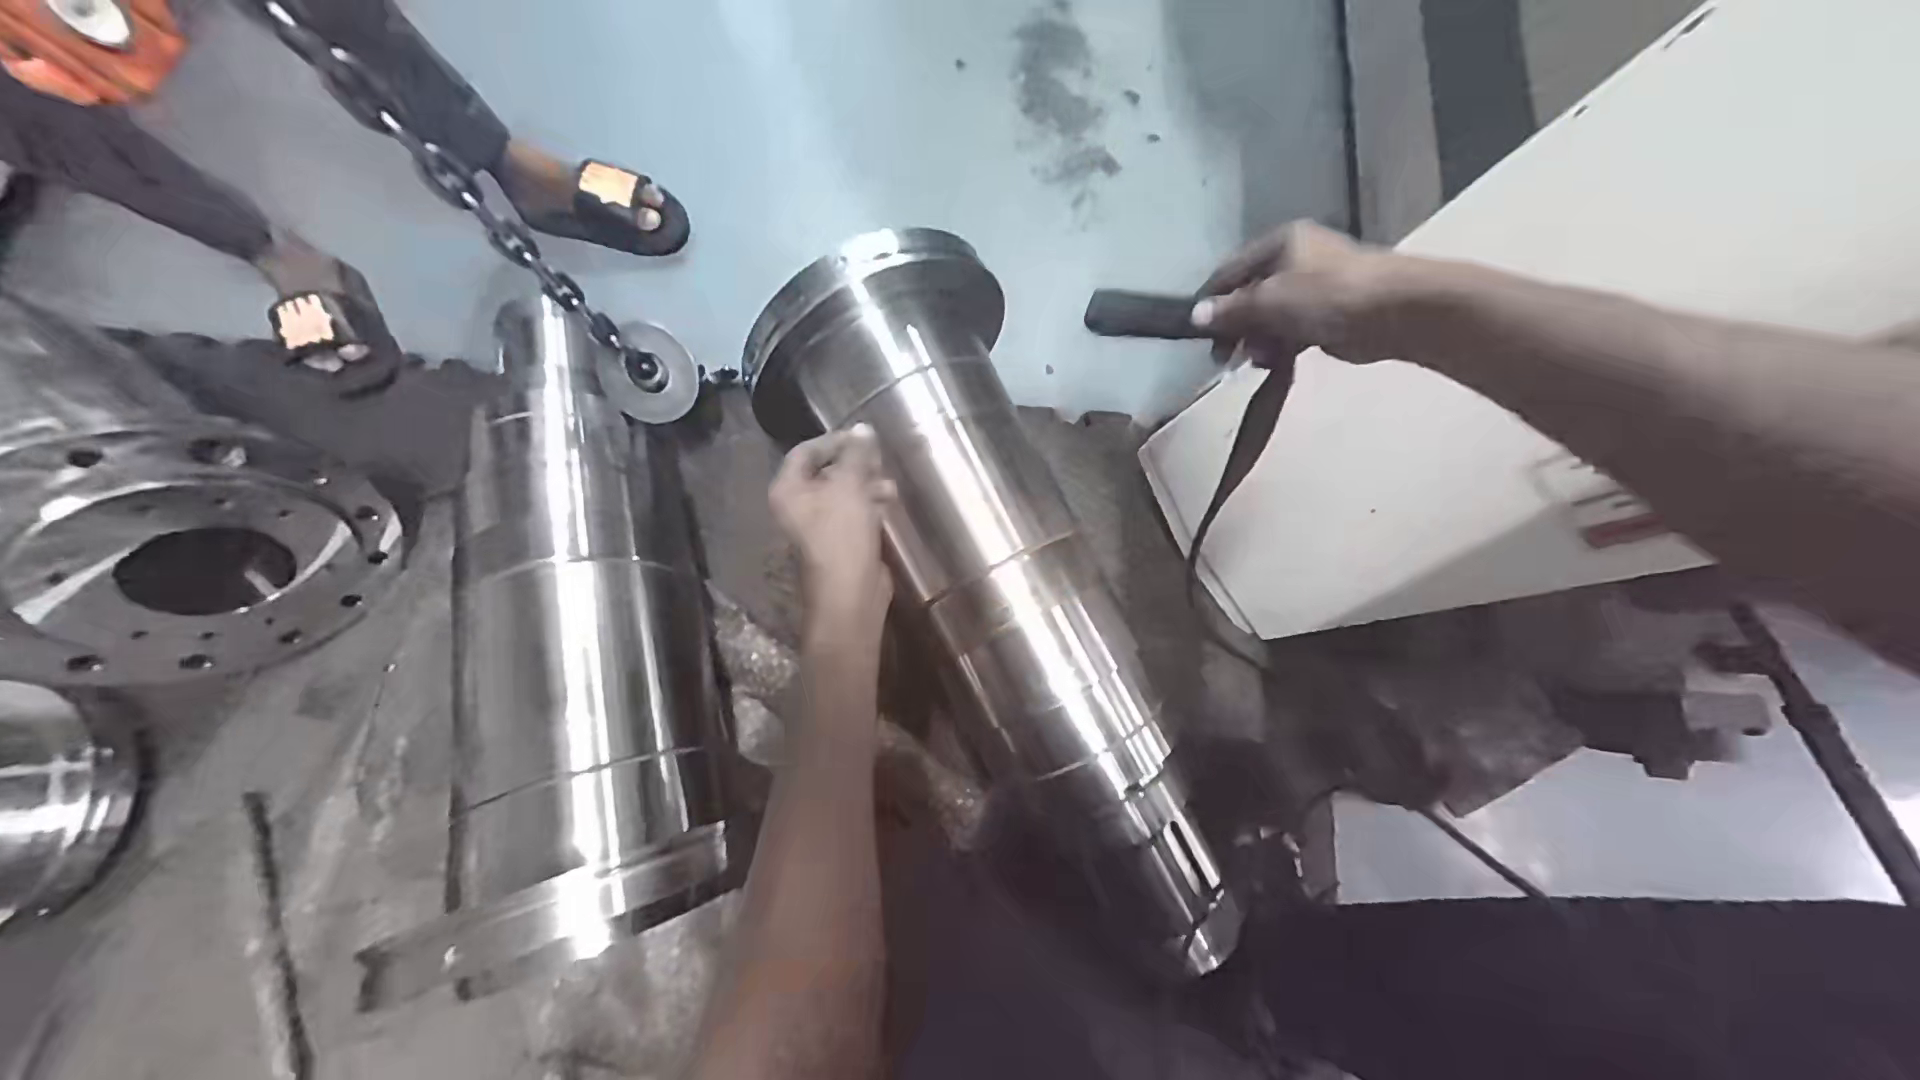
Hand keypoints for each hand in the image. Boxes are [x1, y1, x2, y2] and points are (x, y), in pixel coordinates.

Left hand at [770, 424, 897, 631]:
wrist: (850, 591)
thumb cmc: (842, 534)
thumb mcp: (850, 486)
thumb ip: (857, 454)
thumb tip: (864, 428)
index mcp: (789, 489)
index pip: (806, 452)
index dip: (834, 440)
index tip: (862, 437)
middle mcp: (799, 504)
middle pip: (827, 471)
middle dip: (856, 463)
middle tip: (879, 458)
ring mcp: (820, 524)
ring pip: (844, 491)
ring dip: (868, 483)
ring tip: (889, 485)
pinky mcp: (841, 539)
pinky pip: (854, 511)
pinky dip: (870, 503)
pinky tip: (888, 501)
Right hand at [1190, 220, 1417, 367]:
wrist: (1396, 311)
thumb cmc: (1326, 295)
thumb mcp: (1268, 300)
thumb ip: (1229, 311)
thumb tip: (1194, 316)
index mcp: (1280, 243)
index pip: (1229, 272)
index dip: (1211, 301)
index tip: (1197, 333)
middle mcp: (1294, 260)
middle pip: (1247, 297)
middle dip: (1234, 328)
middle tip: (1224, 356)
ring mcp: (1311, 289)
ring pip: (1267, 318)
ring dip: (1255, 342)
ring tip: (1256, 360)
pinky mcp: (1325, 315)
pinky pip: (1288, 332)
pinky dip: (1277, 347)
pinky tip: (1274, 362)